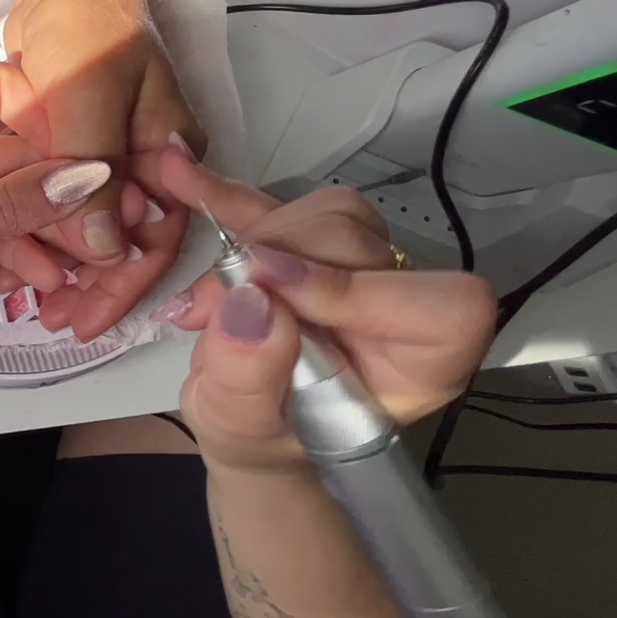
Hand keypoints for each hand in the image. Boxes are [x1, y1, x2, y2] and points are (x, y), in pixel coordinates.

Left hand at [0, 0, 204, 340]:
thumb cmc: (81, 26)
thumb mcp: (83, 98)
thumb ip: (93, 172)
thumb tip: (110, 250)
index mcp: (167, 147)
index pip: (155, 230)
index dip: (123, 280)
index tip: (90, 319)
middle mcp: (144, 155)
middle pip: (123, 236)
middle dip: (94, 282)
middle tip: (61, 321)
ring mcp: (108, 152)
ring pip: (92, 225)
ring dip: (66, 264)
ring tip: (37, 304)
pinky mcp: (74, 149)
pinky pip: (63, 203)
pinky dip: (44, 230)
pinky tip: (19, 262)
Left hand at [0, 63, 108, 355]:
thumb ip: (5, 207)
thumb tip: (87, 175)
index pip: (3, 93)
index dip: (53, 116)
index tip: (97, 160)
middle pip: (21, 160)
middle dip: (63, 198)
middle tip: (105, 240)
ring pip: (15, 203)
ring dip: (47, 235)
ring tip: (75, 273)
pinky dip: (20, 255)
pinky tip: (39, 282)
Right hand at [163, 144, 498, 471]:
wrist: (247, 425)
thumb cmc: (258, 439)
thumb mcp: (241, 427)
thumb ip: (249, 376)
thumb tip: (248, 304)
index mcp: (420, 360)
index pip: (435, 303)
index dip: (354, 286)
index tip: (268, 291)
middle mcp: (399, 304)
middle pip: (363, 243)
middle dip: (274, 262)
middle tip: (210, 305)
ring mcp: (351, 268)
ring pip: (325, 214)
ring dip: (250, 241)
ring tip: (201, 299)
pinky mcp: (298, 246)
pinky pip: (271, 205)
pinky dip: (223, 194)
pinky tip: (181, 178)